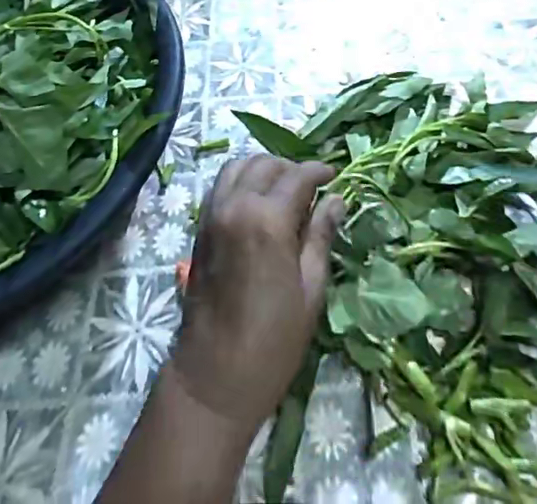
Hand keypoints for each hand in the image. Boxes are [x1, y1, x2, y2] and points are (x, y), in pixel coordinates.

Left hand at [165, 156, 345, 429]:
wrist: (214, 372)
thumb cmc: (273, 339)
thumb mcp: (310, 289)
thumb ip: (320, 236)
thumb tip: (336, 199)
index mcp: (266, 220)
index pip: (296, 177)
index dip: (319, 171)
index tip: (336, 174)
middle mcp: (235, 205)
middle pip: (264, 164)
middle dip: (291, 168)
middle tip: (313, 187)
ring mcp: (212, 212)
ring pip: (238, 167)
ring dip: (263, 169)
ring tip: (286, 190)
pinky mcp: (200, 225)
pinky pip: (221, 184)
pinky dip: (241, 180)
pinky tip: (258, 200)